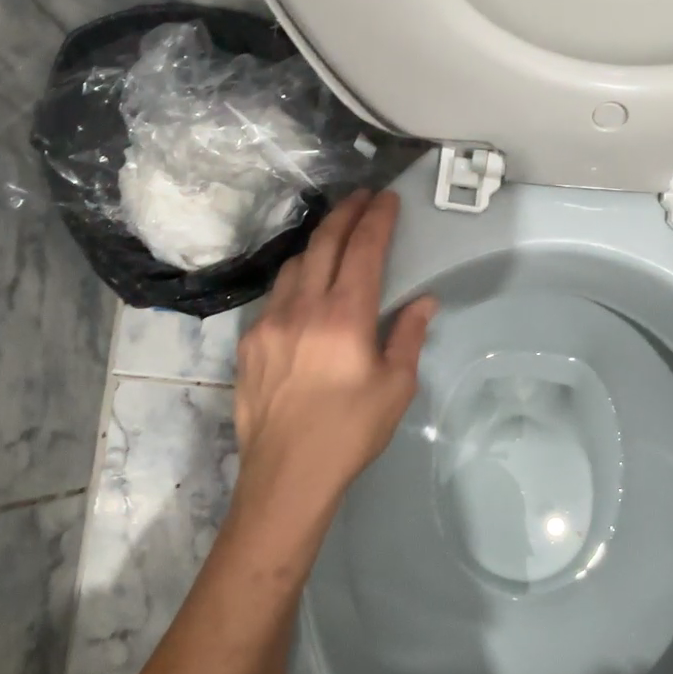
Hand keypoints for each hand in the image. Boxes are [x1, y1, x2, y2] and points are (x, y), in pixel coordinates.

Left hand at [233, 190, 437, 500]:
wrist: (287, 475)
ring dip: (318, 245)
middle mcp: (303, 307)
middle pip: (324, 243)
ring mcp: (269, 322)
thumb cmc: (351, 433)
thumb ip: (408, 336)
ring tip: (334, 241)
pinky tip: (305, 292)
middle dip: (345, 213)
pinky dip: (295, 281)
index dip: (377, 219)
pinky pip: (275, 297)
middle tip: (361, 198)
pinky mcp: (249, 342)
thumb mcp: (396, 387)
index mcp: (345, 316)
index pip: (363, 249)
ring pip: (294, 266)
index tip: (387, 199)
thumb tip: (424, 301)